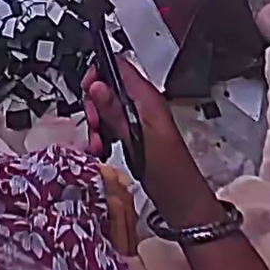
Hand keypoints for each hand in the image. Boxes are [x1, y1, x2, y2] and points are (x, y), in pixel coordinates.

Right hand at [84, 56, 220, 227]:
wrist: (182, 203)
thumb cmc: (169, 172)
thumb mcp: (136, 138)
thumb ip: (115, 110)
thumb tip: (96, 84)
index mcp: (146, 98)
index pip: (118, 66)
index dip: (98, 73)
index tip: (87, 90)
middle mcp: (142, 104)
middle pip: (107, 87)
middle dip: (94, 103)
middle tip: (94, 122)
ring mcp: (137, 119)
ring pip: (106, 107)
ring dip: (96, 122)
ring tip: (98, 140)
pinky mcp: (133, 134)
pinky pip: (110, 124)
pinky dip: (101, 134)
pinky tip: (101, 146)